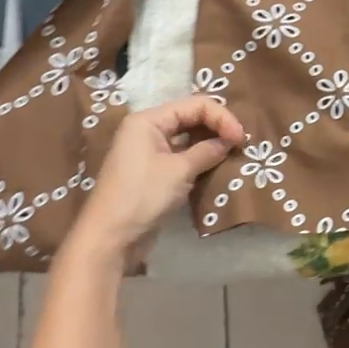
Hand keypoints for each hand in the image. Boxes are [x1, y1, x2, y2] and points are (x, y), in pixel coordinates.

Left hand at [67, 98, 245, 261]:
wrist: (108, 242)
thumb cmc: (141, 196)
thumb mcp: (180, 170)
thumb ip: (208, 150)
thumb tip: (230, 142)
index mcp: (148, 121)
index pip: (196, 105)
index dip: (222, 118)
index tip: (241, 138)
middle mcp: (147, 131)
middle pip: (192, 117)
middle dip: (218, 128)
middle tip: (240, 144)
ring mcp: (149, 152)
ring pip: (189, 137)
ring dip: (212, 144)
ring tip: (232, 154)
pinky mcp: (153, 172)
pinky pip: (183, 156)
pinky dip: (201, 158)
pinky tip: (216, 166)